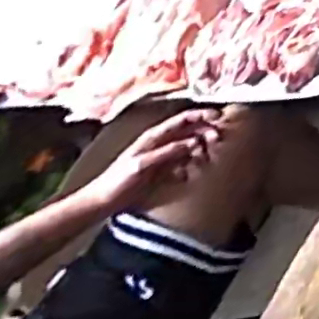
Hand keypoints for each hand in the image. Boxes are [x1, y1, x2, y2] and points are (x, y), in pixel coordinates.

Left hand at [76, 109, 221, 214]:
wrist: (99, 203)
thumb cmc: (117, 182)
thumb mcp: (141, 165)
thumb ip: (167, 151)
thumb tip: (193, 141)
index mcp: (155, 135)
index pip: (184, 118)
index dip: (202, 115)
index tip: (219, 118)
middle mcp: (162, 140)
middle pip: (191, 128)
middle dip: (207, 130)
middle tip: (218, 138)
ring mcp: (163, 153)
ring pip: (190, 142)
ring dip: (202, 145)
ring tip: (209, 153)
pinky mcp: (163, 167)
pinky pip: (184, 158)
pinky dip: (193, 159)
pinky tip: (195, 166)